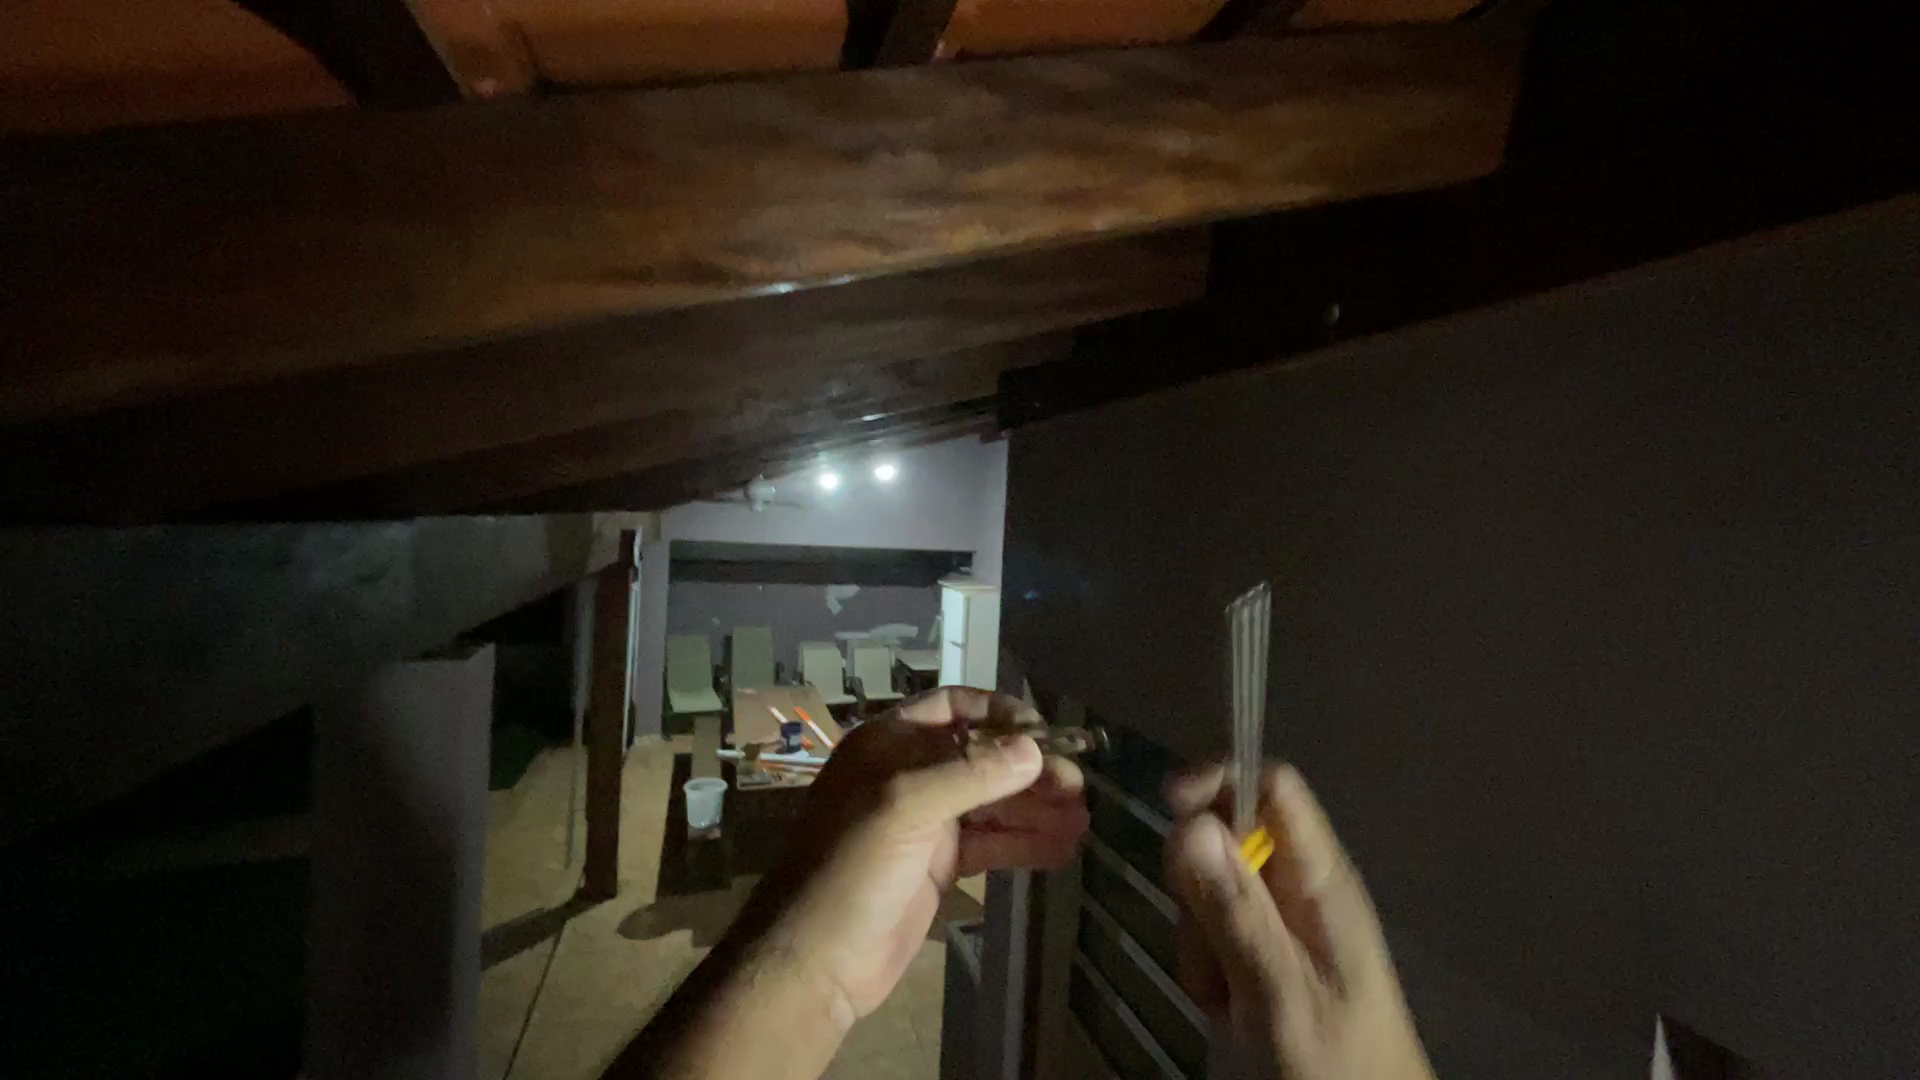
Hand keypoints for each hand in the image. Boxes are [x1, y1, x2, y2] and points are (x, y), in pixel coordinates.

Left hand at [740, 687, 1088, 1023]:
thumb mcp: (906, 806)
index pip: (953, 707)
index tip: (1042, 732)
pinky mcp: (938, 864)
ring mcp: (925, 820)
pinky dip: (1024, 843)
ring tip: (1082, 819)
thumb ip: (971, 773)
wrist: (813, 962)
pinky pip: (989, 842)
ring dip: (1035, 808)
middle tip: (1077, 785)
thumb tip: (1033, 748)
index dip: (998, 714)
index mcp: (890, 743)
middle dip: (1028, 769)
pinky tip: (1062, 848)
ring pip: (990, 802)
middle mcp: (910, 774)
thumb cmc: (850, 867)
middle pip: (980, 757)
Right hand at [1163, 763, 1433, 1079]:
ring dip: (1197, 929)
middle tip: (1206, 940)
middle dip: (1196, 877)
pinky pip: (1206, 921)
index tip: (1170, 806)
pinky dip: (1200, 956)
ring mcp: (1275, 919)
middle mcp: (1297, 886)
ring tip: (1222, 990)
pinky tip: (1221, 999)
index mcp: (1321, 879)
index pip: (1272, 787)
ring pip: (1206, 879)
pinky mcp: (1256, 949)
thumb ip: (1235, 910)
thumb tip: (1190, 821)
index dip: (1221, 781)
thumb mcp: (1279, 993)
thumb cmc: (1333, 1069)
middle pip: (1225, 831)